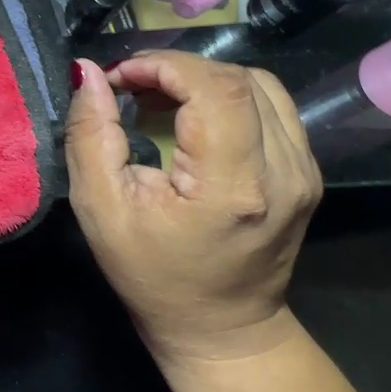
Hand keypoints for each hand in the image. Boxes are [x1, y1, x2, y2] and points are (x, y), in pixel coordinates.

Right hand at [64, 52, 323, 361]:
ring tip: (157, 98)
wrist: (218, 325)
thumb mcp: (100, 206)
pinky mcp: (305, 172)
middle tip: (128, 87)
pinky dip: (225, 97)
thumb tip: (85, 73)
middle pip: (241, 79)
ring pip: (261, 86)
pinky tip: (189, 117)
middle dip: (177, 69)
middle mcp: (285, 170)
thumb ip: (90, 134)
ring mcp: (304, 171)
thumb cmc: (149, 271)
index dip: (163, 66)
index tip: (118, 78)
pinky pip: (271, 108)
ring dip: (203, 79)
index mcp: (234, 184)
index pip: (217, 88)